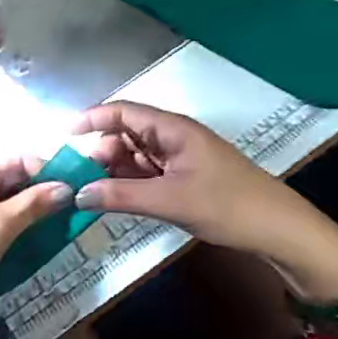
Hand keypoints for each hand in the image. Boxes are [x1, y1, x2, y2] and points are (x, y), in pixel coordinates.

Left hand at [0, 157, 70, 338]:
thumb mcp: (2, 225)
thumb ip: (35, 203)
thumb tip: (66, 187)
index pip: (20, 160)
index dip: (47, 171)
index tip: (71, 191)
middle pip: (13, 179)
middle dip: (41, 193)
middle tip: (66, 212)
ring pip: (5, 201)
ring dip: (29, 211)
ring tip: (51, 228)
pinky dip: (13, 226)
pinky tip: (26, 241)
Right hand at [72, 102, 337, 302]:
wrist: (275, 227)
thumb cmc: (226, 205)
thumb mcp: (170, 200)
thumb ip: (122, 196)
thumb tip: (78, 194)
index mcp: (173, 129)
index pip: (124, 111)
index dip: (92, 119)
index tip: (63, 134)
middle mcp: (173, 137)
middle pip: (126, 134)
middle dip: (99, 152)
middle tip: (73, 177)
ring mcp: (180, 157)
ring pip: (136, 156)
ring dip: (113, 171)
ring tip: (86, 191)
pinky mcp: (185, 178)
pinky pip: (148, 174)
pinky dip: (129, 184)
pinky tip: (112, 199)